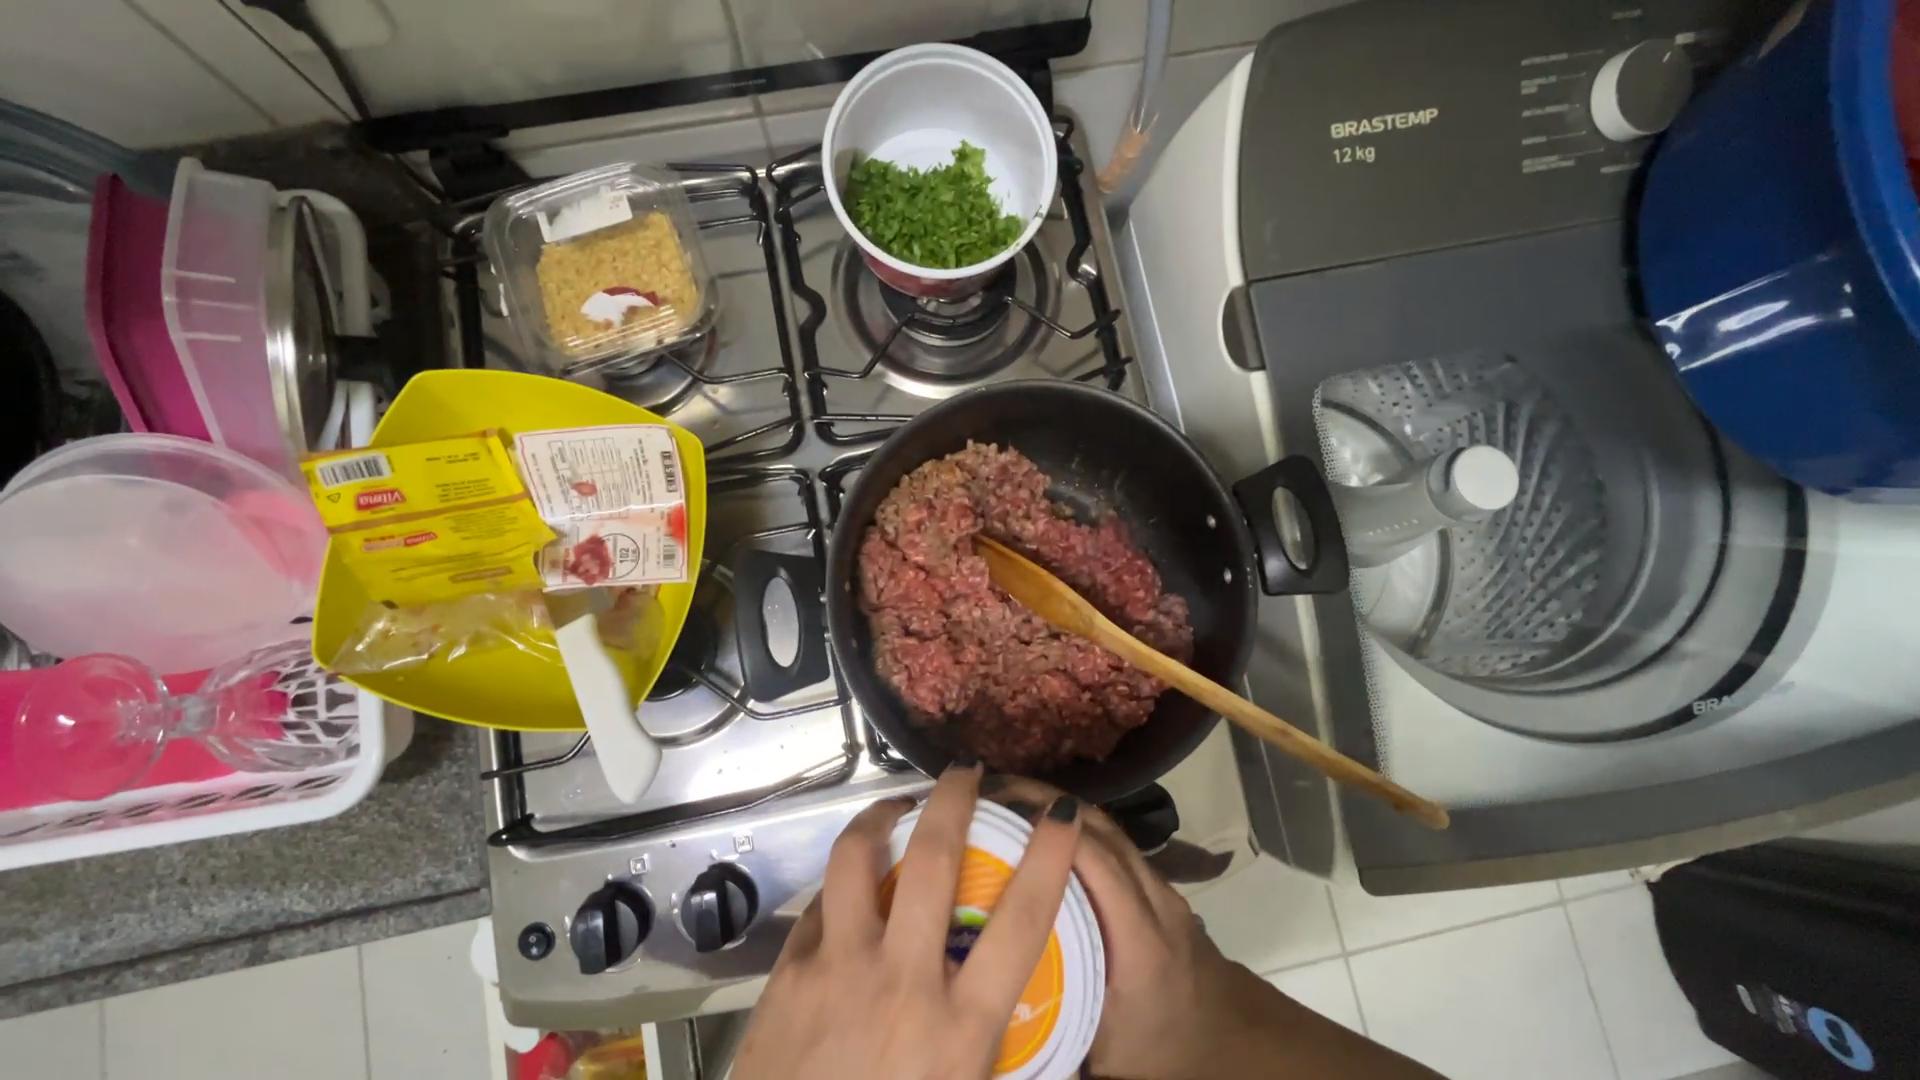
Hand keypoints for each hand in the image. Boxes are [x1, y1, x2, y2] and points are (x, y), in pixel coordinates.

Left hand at [733, 761, 1083, 1079]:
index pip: (1022, 923)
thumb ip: (997, 1048)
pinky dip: (839, 886)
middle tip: (964, 771)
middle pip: (934, 860)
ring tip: (893, 804)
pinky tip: (847, 886)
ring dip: (879, 817)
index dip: (1050, 858)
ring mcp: (840, 969)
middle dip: (954, 801)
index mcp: (961, 1025)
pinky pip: (820, 905)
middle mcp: (904, 980)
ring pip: (858, 859)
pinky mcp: (791, 973)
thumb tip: (1021, 1004)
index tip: (1062, 812)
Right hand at [979, 775, 1240, 1078]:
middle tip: (987, 794)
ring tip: (1003, 799)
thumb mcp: (1100, 1045)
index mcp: (1142, 941)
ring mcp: (1159, 886)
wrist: (1226, 1042)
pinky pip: (1111, 840)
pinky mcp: (1154, 883)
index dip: (1050, 830)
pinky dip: (1073, 824)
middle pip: (1101, 831)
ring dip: (1058, 805)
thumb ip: (1054, 1013)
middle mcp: (1156, 901)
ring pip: (1108, 828)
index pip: (1098, 863)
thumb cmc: (1157, 1050)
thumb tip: (992, 995)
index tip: (998, 813)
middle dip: (1044, 802)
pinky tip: (1037, 824)